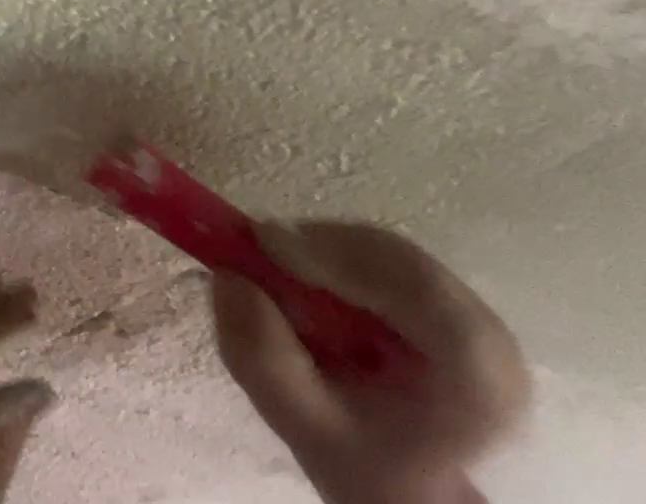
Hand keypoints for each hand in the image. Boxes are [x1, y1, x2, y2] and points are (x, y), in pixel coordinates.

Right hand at [212, 222, 531, 503]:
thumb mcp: (300, 423)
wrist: (402, 475)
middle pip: (401, 262)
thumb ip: (263, 360)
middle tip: (252, 250)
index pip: (423, 296)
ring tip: (272, 269)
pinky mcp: (448, 298)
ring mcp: (475, 314)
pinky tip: (301, 274)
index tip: (266, 245)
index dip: (344, 259)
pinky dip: (330, 251)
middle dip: (319, 246)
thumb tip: (228, 279)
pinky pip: (383, 253)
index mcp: (476, 384)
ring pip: (387, 250)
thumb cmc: (359, 455)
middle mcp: (491, 340)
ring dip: (319, 246)